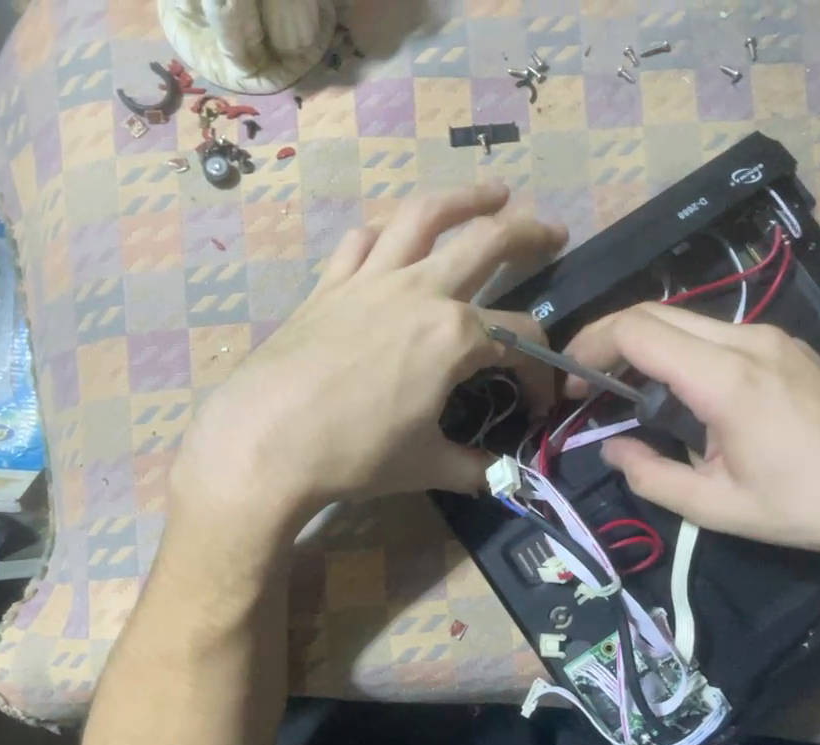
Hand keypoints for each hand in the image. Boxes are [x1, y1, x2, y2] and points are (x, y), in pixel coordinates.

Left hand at [172, 182, 566, 529]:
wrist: (265, 441)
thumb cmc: (354, 455)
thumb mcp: (425, 466)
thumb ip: (473, 467)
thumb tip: (502, 477)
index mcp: (454, 335)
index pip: (521, 339)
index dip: (541, 370)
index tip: (538, 400)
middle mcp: (419, 291)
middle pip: (488, 243)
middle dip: (530, 235)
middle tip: (554, 234)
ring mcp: (371, 280)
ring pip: (425, 217)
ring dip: (465, 199)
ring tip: (492, 193)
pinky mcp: (330, 286)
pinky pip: (364, 242)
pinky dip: (387, 232)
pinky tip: (395, 234)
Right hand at [566, 304, 819, 583]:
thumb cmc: (805, 507)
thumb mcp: (715, 507)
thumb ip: (650, 476)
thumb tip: (612, 449)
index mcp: (726, 379)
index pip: (637, 331)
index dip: (590, 347)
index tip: (569, 384)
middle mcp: (749, 341)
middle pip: (656, 311)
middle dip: (607, 339)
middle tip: (583, 382)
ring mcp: (774, 339)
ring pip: (686, 318)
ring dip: (643, 343)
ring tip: (623, 389)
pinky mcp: (789, 347)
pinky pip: (716, 332)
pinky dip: (678, 349)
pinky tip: (675, 389)